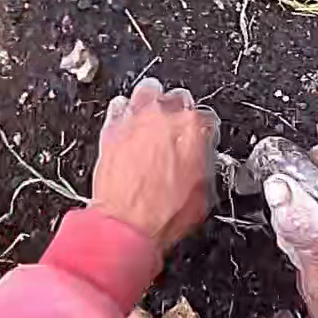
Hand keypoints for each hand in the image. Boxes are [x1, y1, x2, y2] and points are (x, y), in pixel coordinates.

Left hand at [90, 78, 219, 251]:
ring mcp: (136, 120)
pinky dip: (124, 112)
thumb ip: (203, 163)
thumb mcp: (203, 192)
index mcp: (194, 128)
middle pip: (177, 98)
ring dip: (152, 103)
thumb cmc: (163, 213)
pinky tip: (128, 123)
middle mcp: (165, 117)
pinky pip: (119, 106)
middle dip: (178, 112)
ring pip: (147, 92)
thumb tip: (201, 161)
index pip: (206, 116)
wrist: (126, 225)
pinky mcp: (112, 129)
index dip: (203, 131)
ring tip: (152, 117)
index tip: (199, 140)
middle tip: (175, 131)